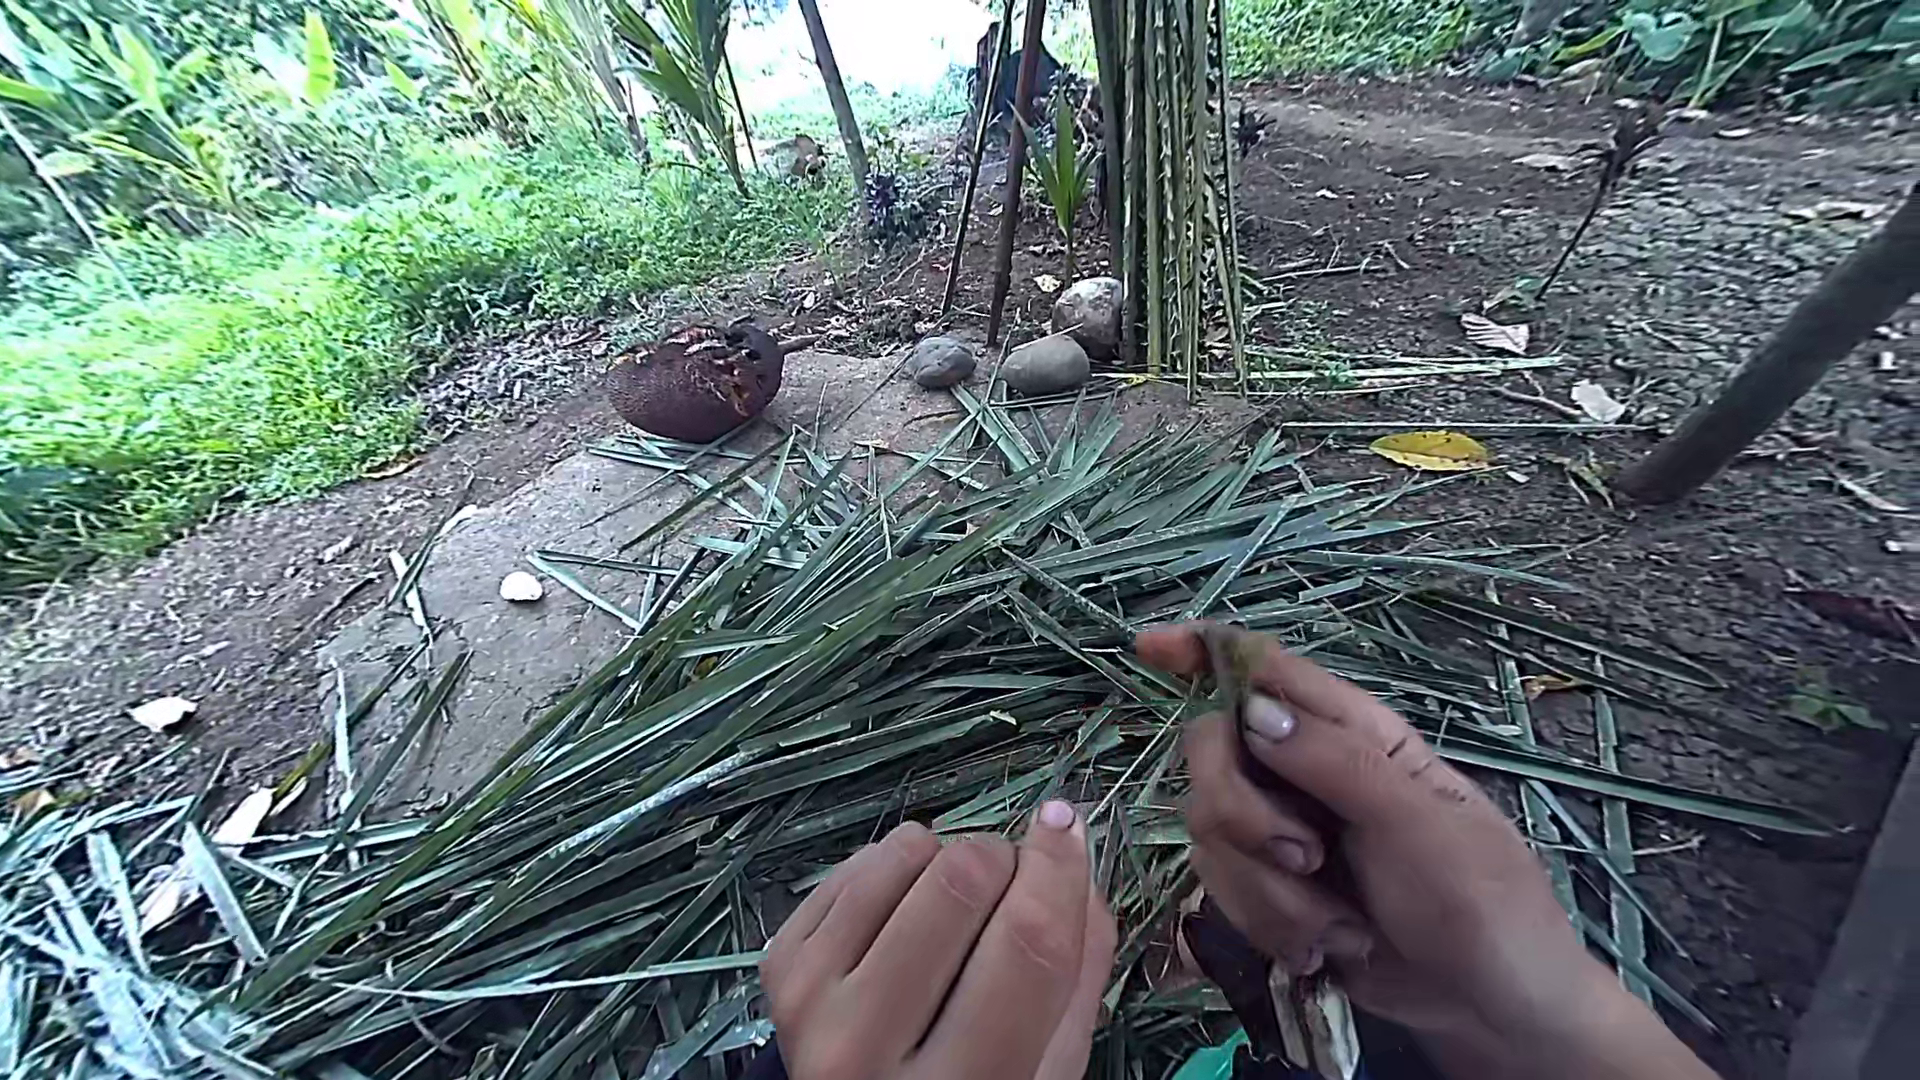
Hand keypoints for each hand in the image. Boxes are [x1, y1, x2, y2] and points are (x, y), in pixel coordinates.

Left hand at [760, 804, 1116, 1079]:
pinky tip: (905, 908)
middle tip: (1006, 882)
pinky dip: (897, 862)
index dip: (1057, 869)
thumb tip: (1073, 853)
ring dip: (946, 855)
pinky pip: (860, 860)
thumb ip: (1078, 968)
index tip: (1065, 825)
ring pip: (906, 854)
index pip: (1027, 946)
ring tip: (952, 901)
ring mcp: (813, 1002)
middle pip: (960, 884)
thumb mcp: (1046, 1070)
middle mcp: (870, 1052)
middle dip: (1000, 858)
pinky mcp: (783, 962)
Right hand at [1140, 623, 1716, 1079]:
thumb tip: (1251, 712)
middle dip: (1241, 810)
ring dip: (1266, 887)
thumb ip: (1337, 761)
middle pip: (1209, 746)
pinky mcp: (1256, 875)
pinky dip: (1264, 920)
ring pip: (1205, 821)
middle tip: (1303, 857)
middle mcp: (1292, 762)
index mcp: (1342, 727)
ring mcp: (1270, 818)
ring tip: (1337, 924)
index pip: (1256, 663)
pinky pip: (1215, 878)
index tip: (1148, 648)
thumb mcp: (1425, 826)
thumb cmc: (1483, 903)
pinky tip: (1319, 945)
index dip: (1198, 646)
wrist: (1491, 1013)